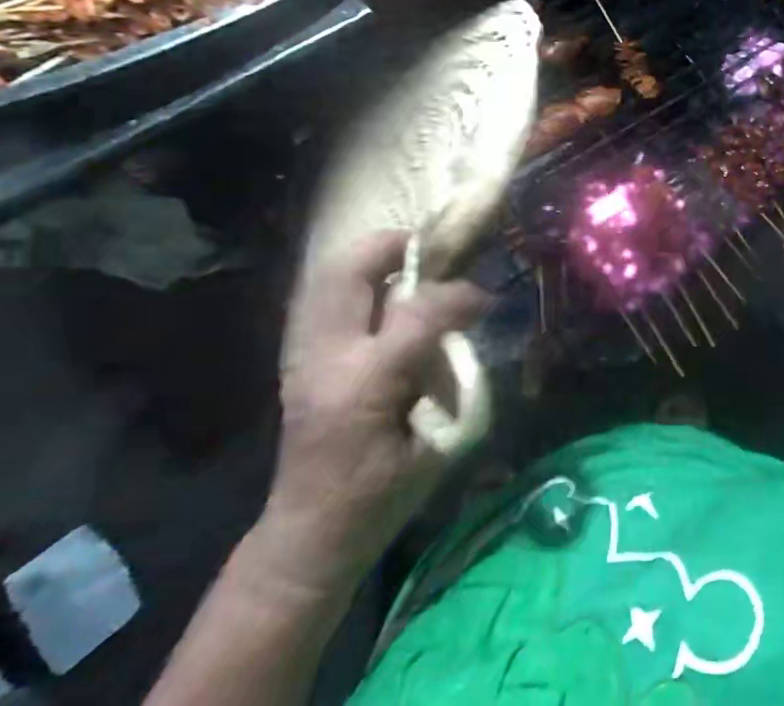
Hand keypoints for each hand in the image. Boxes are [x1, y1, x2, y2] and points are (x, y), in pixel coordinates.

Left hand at [262, 231, 487, 586]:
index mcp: (365, 384)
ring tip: (407, 265)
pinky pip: (326, 300)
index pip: (418, 312)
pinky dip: (356, 284)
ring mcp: (304, 357)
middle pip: (350, 272)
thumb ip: (453, 387)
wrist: (308, 537)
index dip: (458, 296)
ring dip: (370, 260)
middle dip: (392, 246)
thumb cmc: (379, 504)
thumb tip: (463, 338)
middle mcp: (327, 357)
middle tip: (428, 249)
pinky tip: (383, 302)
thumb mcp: (434, 452)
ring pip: (329, 278)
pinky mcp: (298, 362)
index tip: (484, 298)